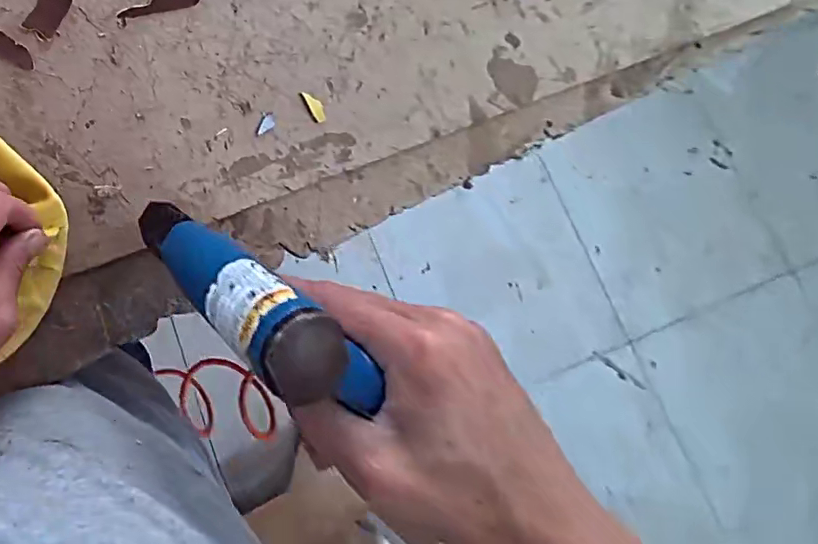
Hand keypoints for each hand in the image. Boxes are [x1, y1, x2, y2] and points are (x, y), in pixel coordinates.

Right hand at [287, 278, 636, 543]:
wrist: (557, 541)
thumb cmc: (462, 509)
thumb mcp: (373, 470)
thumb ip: (319, 416)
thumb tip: (288, 381)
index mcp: (417, 341)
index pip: (336, 297)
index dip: (292, 299)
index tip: (259, 311)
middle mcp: (442, 320)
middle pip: (360, 308)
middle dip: (323, 335)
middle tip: (299, 379)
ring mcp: (466, 333)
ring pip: (386, 322)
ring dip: (356, 352)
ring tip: (346, 408)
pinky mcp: (478, 352)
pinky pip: (413, 338)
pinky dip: (387, 360)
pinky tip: (386, 406)